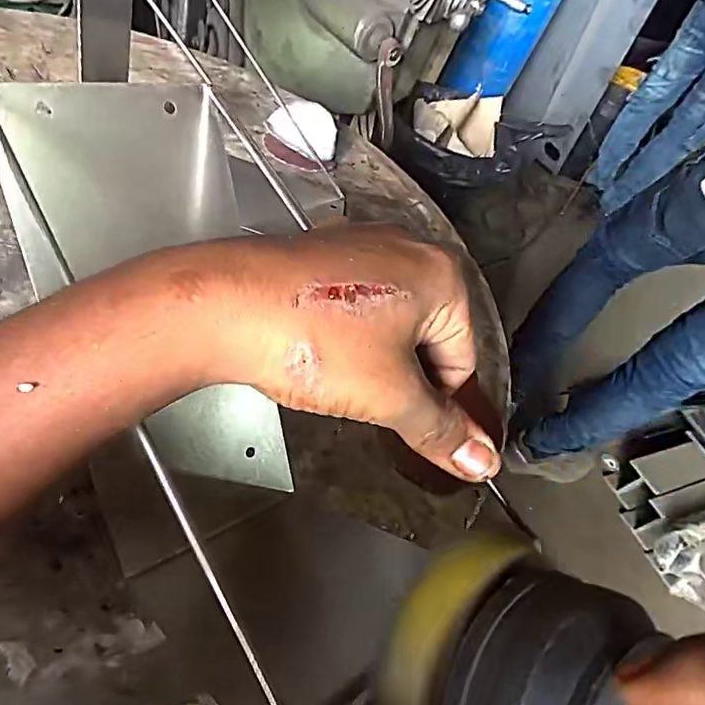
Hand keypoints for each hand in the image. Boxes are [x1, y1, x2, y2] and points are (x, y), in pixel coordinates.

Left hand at [153, 223, 499, 481]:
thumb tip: (481, 460)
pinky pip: (351, 303)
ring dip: (373, 359)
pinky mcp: (320, 253)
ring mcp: (358, 244)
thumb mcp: (390, 397)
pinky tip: (318, 353)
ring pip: (387, 321)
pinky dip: (344, 335)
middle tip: (368, 400)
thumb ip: (440, 430)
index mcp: (441, 273)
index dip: (439, 401)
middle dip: (404, 377)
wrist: (223, 308)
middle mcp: (404, 247)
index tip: (412, 424)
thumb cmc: (313, 341)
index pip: (463, 358)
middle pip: (427, 337)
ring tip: (337, 378)